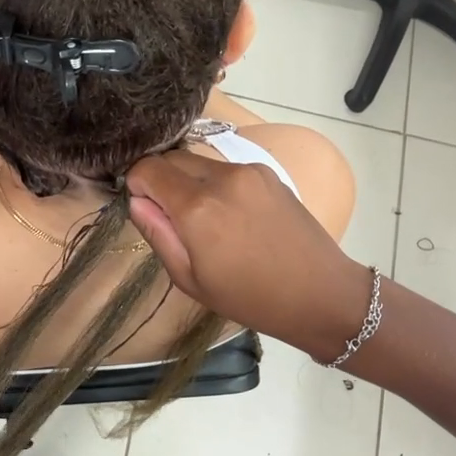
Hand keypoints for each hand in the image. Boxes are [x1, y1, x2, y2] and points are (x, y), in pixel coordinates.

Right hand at [126, 151, 372, 361]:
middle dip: (160, 179)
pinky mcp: (267, 173)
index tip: (143, 207)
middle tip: (168, 215)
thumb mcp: (189, 279)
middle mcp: (221, 179)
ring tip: (202, 218)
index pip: (147, 169)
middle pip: (171, 158)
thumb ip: (157, 234)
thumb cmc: (249, 298)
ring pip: (197, 160)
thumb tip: (136, 202)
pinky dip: (213, 183)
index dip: (136, 184)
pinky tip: (229, 214)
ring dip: (187, 180)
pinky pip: (224, 168)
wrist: (320, 294)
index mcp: (197, 208)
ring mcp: (247, 171)